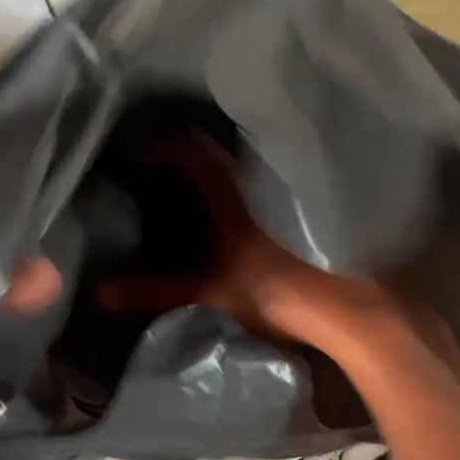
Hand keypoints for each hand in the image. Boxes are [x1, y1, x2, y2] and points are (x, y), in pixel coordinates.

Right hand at [96, 136, 403, 352]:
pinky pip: (284, 184)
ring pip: (258, 165)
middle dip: (196, 156)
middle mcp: (268, 173)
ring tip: (205, 190)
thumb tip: (98, 294)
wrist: (361, 313)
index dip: (161, 147)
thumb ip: (155, 291)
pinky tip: (255, 211)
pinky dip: (263, 190)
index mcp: (235, 187)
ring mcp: (301, 187)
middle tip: (169, 171)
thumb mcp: (209, 293)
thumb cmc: (281, 292)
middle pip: (225, 149)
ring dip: (233, 171)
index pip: (189, 148)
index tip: (141, 156)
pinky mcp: (325, 203)